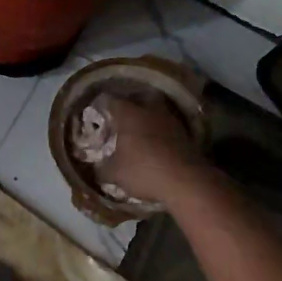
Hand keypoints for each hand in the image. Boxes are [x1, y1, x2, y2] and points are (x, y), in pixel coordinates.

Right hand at [93, 94, 208, 205]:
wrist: (186, 182)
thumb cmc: (143, 171)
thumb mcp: (114, 174)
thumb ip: (102, 168)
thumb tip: (96, 167)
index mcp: (129, 114)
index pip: (111, 101)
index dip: (103, 107)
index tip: (98, 116)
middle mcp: (150, 110)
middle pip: (139, 99)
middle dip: (130, 107)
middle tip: (121, 120)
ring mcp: (171, 120)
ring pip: (156, 111)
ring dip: (148, 119)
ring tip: (140, 133)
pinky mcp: (186, 134)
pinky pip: (168, 126)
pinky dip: (161, 132)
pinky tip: (156, 145)